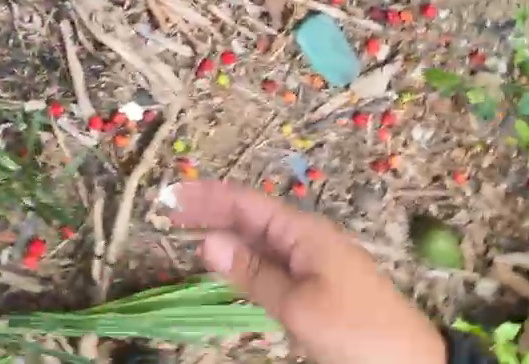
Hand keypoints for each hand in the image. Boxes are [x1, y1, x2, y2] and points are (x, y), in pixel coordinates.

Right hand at [170, 181, 445, 363]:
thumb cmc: (359, 333)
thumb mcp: (300, 307)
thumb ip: (251, 274)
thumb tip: (205, 241)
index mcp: (304, 231)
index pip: (245, 202)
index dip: (206, 196)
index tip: (171, 196)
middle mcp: (308, 238)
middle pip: (250, 216)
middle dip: (211, 210)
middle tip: (170, 212)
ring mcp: (316, 263)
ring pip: (261, 239)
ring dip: (226, 233)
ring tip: (191, 233)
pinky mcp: (321, 287)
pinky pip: (274, 262)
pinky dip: (245, 258)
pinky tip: (231, 264)